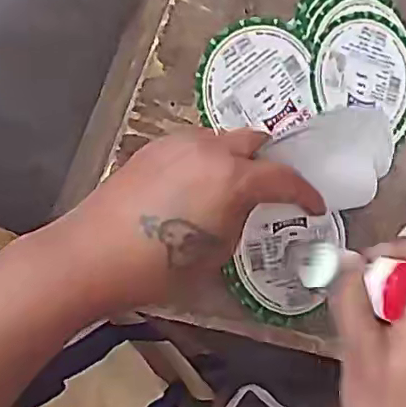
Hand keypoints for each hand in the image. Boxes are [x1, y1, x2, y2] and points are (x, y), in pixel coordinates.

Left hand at [56, 128, 323, 310]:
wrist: (90, 257)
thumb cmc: (159, 267)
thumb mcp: (217, 252)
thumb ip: (240, 218)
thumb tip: (243, 205)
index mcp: (233, 178)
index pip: (284, 178)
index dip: (305, 193)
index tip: (315, 205)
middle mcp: (210, 150)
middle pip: (254, 140)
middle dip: (269, 161)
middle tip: (272, 187)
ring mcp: (178, 144)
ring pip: (222, 139)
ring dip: (236, 158)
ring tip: (231, 187)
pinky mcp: (152, 148)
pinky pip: (193, 145)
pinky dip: (206, 159)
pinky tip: (195, 186)